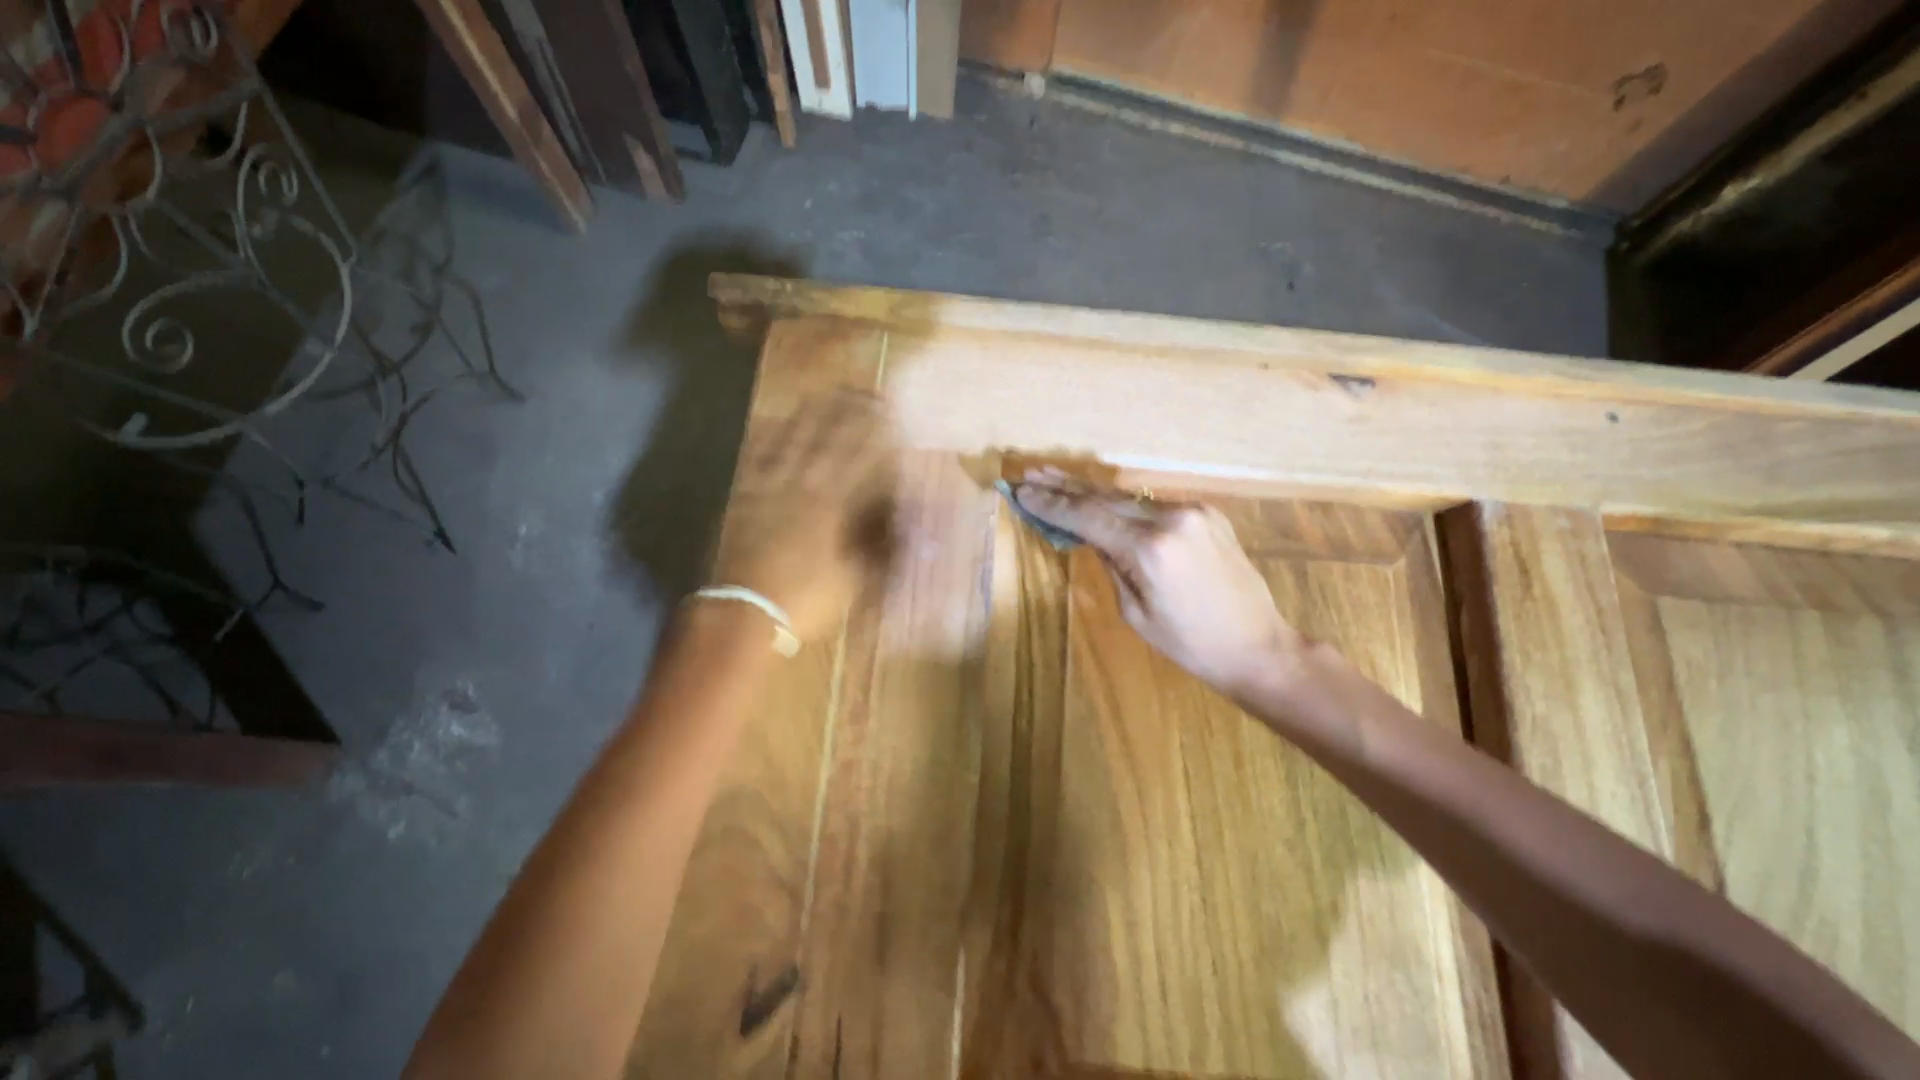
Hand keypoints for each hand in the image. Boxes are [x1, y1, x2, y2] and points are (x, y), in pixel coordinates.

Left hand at [710, 391, 896, 640]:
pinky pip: (756, 459)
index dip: (877, 432)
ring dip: (810, 415)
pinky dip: (767, 438)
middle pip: (826, 439)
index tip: (891, 411)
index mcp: (832, 504)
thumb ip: (876, 547)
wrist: (743, 614)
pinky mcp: (742, 497)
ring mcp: (767, 488)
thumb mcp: (853, 579)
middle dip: (848, 412)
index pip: (860, 458)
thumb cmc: (804, 601)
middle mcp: (801, 486)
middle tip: (863, 389)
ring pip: (791, 441)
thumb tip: (900, 523)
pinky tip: (772, 423)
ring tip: (825, 394)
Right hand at [1014, 471, 1303, 698]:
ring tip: (1055, 477)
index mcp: (1150, 549)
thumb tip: (1090, 535)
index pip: (1088, 517)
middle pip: (1105, 497)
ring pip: (1129, 496)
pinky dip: (1123, 502)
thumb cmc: (1189, 643)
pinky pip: (1153, 504)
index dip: (1051, 505)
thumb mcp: (1135, 612)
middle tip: (1030, 474)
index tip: (1021, 491)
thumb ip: (1111, 563)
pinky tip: (1099, 498)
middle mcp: (1172, 518)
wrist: (1256, 644)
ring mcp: (1193, 511)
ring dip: (1091, 490)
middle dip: (1064, 487)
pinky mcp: (1207, 513)